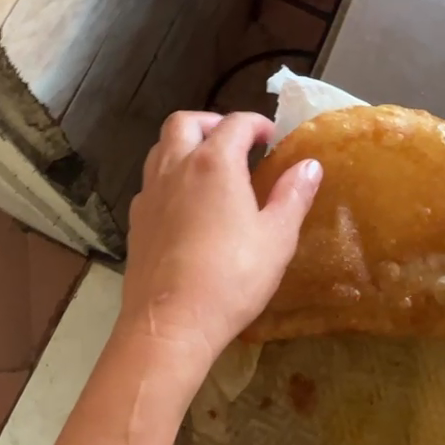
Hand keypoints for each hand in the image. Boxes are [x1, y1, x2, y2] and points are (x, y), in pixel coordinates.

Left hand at [118, 111, 322, 365]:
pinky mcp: (135, 219)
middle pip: (185, 122)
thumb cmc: (231, 277)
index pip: (235, 123)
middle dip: (211, 122)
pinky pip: (151, 182)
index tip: (270, 136)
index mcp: (214, 163)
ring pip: (161, 147)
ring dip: (185, 145)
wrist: (170, 322)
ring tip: (208, 166)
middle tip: (233, 141)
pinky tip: (184, 204)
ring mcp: (150, 192)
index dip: (256, 123)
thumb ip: (293, 196)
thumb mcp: (277, 238)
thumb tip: (309, 165)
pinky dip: (169, 177)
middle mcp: (176, 167)